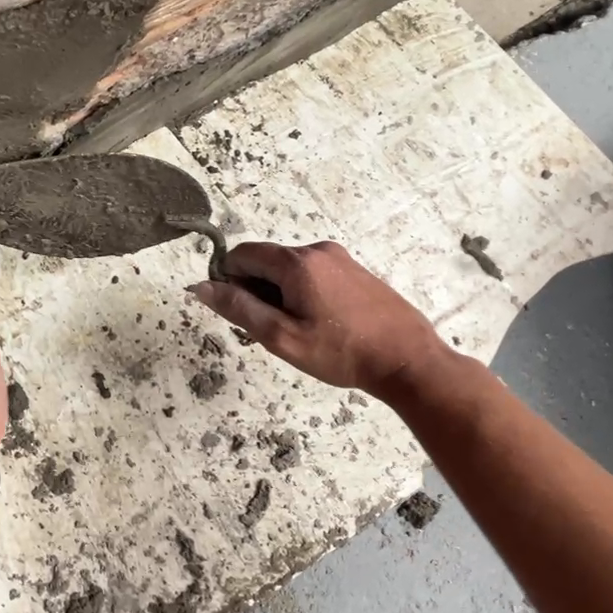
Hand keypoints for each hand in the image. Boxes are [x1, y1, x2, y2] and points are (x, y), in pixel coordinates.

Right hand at [191, 240, 452, 398]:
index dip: (230, 282)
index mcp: (296, 262)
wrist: (411, 363)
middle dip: (257, 290)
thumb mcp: (280, 337)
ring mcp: (340, 258)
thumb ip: (238, 308)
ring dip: (280, 294)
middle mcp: (317, 250)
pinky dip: (303, 294)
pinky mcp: (356, 270)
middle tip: (276, 329)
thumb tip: (200, 286)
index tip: (246, 314)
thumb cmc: (341, 353)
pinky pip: (311, 274)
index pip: (240, 255)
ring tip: (302, 330)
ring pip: (287, 270)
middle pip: (264, 261)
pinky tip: (323, 324)